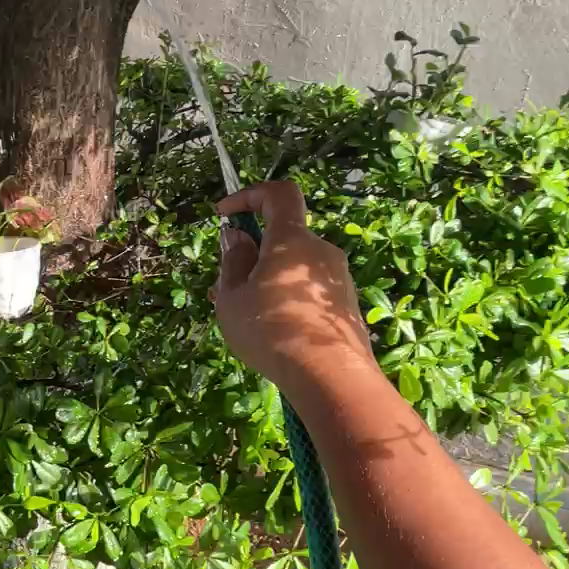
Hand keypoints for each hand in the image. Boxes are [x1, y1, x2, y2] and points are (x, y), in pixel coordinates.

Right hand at [213, 182, 374, 392]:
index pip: (278, 194)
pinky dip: (286, 297)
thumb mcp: (233, 298)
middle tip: (228, 285)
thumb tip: (238, 238)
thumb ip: (234, 262)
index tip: (224, 214)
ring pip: (294, 267)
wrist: (327, 375)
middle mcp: (320, 250)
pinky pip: (307, 289)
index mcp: (291, 240)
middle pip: (283, 237)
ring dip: (268, 279)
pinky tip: (271, 331)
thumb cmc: (269, 331)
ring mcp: (337, 278)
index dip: (249, 195)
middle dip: (254, 252)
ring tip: (246, 316)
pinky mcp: (344, 304)